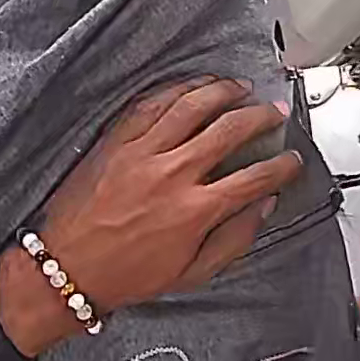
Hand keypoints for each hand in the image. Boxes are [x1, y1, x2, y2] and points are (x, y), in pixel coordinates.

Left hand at [0, 77, 303, 354]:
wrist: (68, 267)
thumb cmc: (126, 274)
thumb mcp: (191, 273)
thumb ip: (234, 239)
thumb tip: (264, 207)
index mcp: (194, 210)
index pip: (254, 177)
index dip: (281, 166)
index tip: (291, 160)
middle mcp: (172, 174)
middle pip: (229, 129)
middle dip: (260, 117)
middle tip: (273, 113)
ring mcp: (142, 152)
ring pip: (191, 105)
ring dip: (222, 91)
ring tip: (239, 87)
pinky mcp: (116, 142)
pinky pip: (151, 104)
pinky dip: (176, 90)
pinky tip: (192, 86)